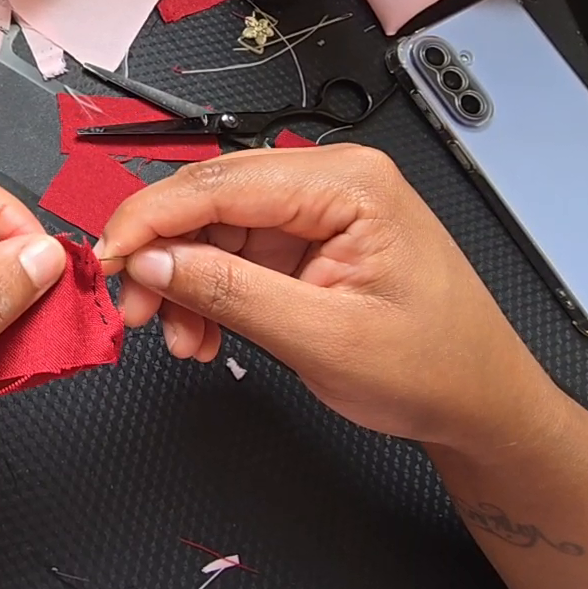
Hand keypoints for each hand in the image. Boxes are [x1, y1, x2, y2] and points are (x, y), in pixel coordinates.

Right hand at [95, 145, 564, 453]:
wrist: (481, 406)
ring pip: (208, 230)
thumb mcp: (324, 338)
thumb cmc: (434, 369)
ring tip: (178, 337)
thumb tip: (150, 263)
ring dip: (179, 282)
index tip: (106, 257)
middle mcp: (324, 182)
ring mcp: (308, 211)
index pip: (220, 183)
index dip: (151, 218)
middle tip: (131, 305)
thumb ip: (229, 292)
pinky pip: (225, 255)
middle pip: (207, 200)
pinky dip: (202, 294)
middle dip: (160, 254)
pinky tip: (200, 332)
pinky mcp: (296, 241)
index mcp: (347, 183)